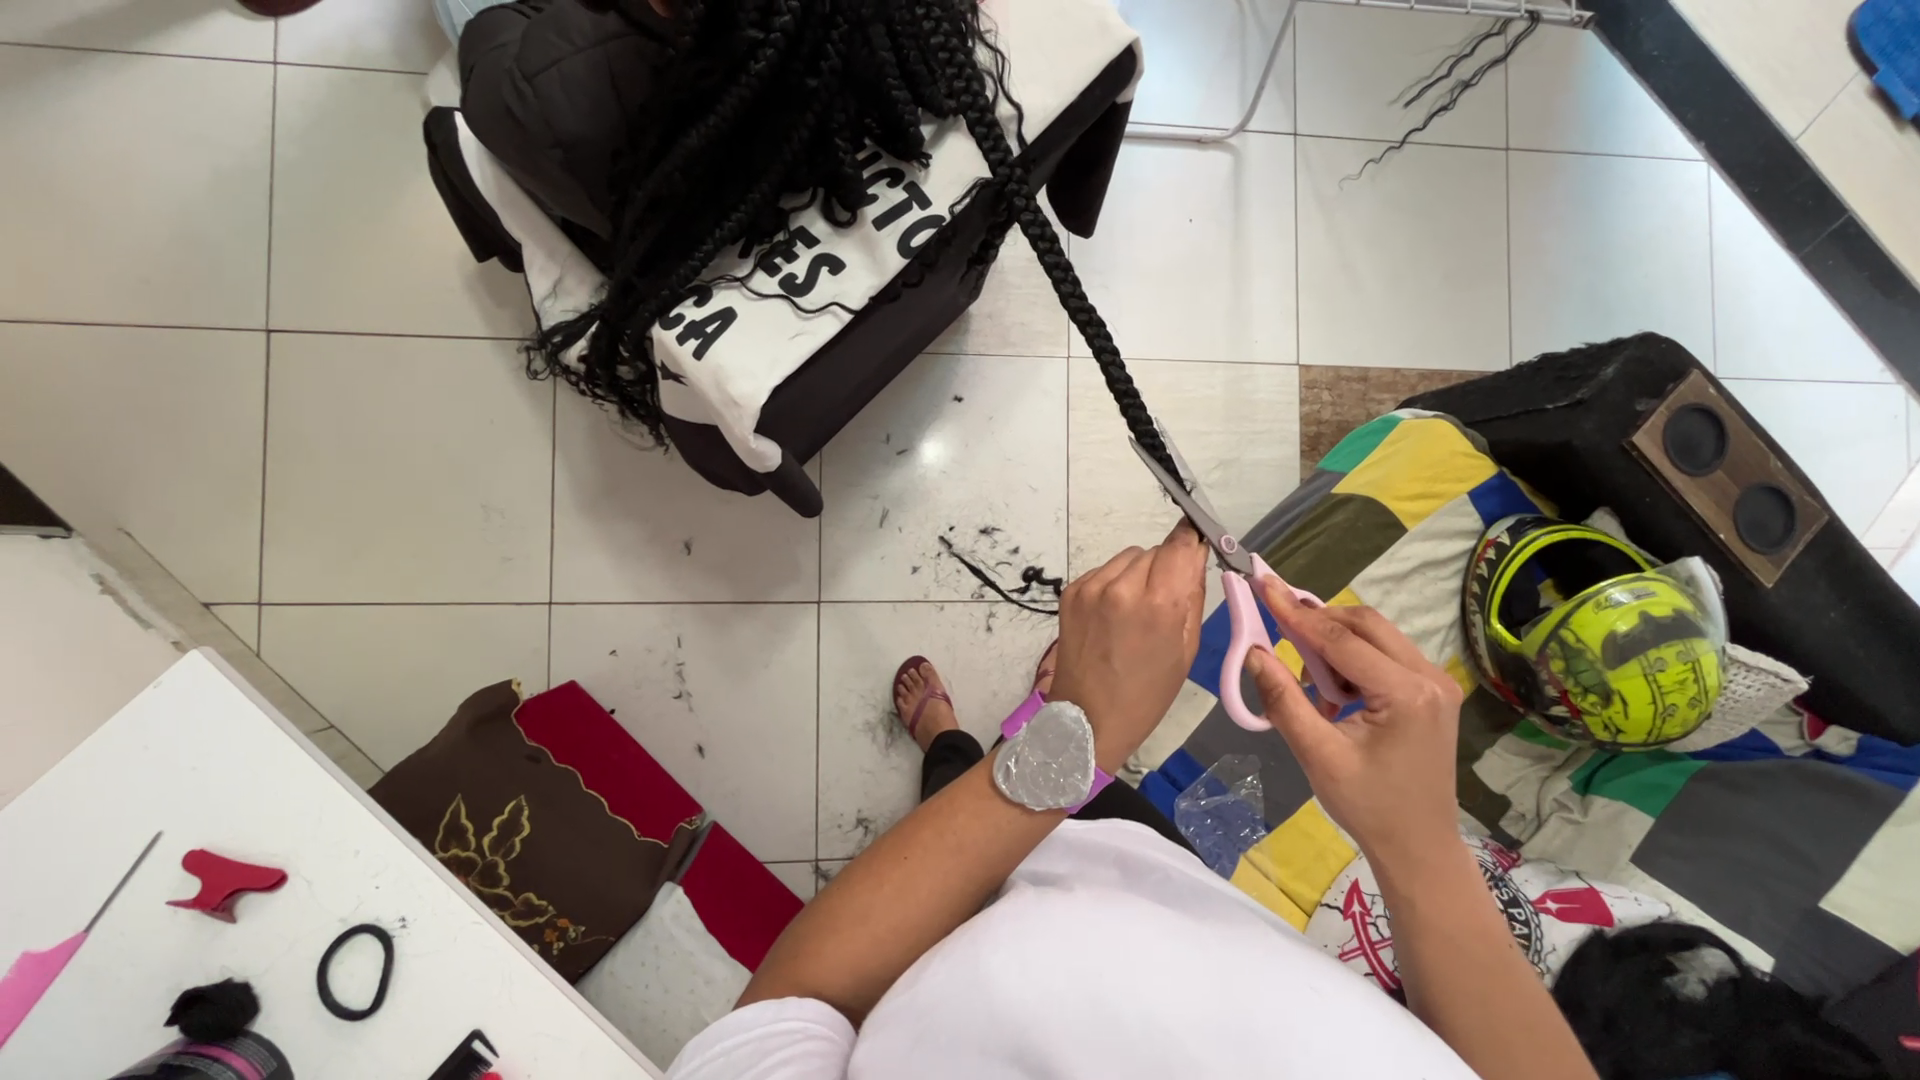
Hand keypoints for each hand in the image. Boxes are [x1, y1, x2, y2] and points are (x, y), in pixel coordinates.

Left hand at [1049, 522, 1209, 772]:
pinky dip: (1114, 585)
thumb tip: (1197, 555)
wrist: (1086, 719)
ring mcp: (1091, 587)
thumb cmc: (1146, 694)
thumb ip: (1193, 595)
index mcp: (1158, 603)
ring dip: (1138, 574)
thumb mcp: (1186, 649)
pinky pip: (1104, 572)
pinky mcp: (1071, 592)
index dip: (1192, 541)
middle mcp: (1122, 586)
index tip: (1197, 543)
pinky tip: (1113, 616)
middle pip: (1155, 551)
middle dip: (1165, 569)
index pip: (1181, 544)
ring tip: (1135, 612)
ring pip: (1128, 558)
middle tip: (1163, 603)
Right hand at [1246, 578, 1463, 872]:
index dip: (1296, 613)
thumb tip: (1252, 651)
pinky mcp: (1431, 693)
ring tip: (1309, 682)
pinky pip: (1384, 655)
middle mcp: (1430, 678)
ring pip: (1375, 635)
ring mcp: (1436, 684)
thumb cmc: (1367, 805)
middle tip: (1277, 629)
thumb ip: (1283, 698)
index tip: (1263, 585)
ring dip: (1335, 643)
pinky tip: (1333, 692)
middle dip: (1317, 622)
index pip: (1341, 639)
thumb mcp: (1316, 754)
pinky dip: (1351, 660)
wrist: (1418, 846)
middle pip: (1364, 624)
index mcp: (1407, 694)